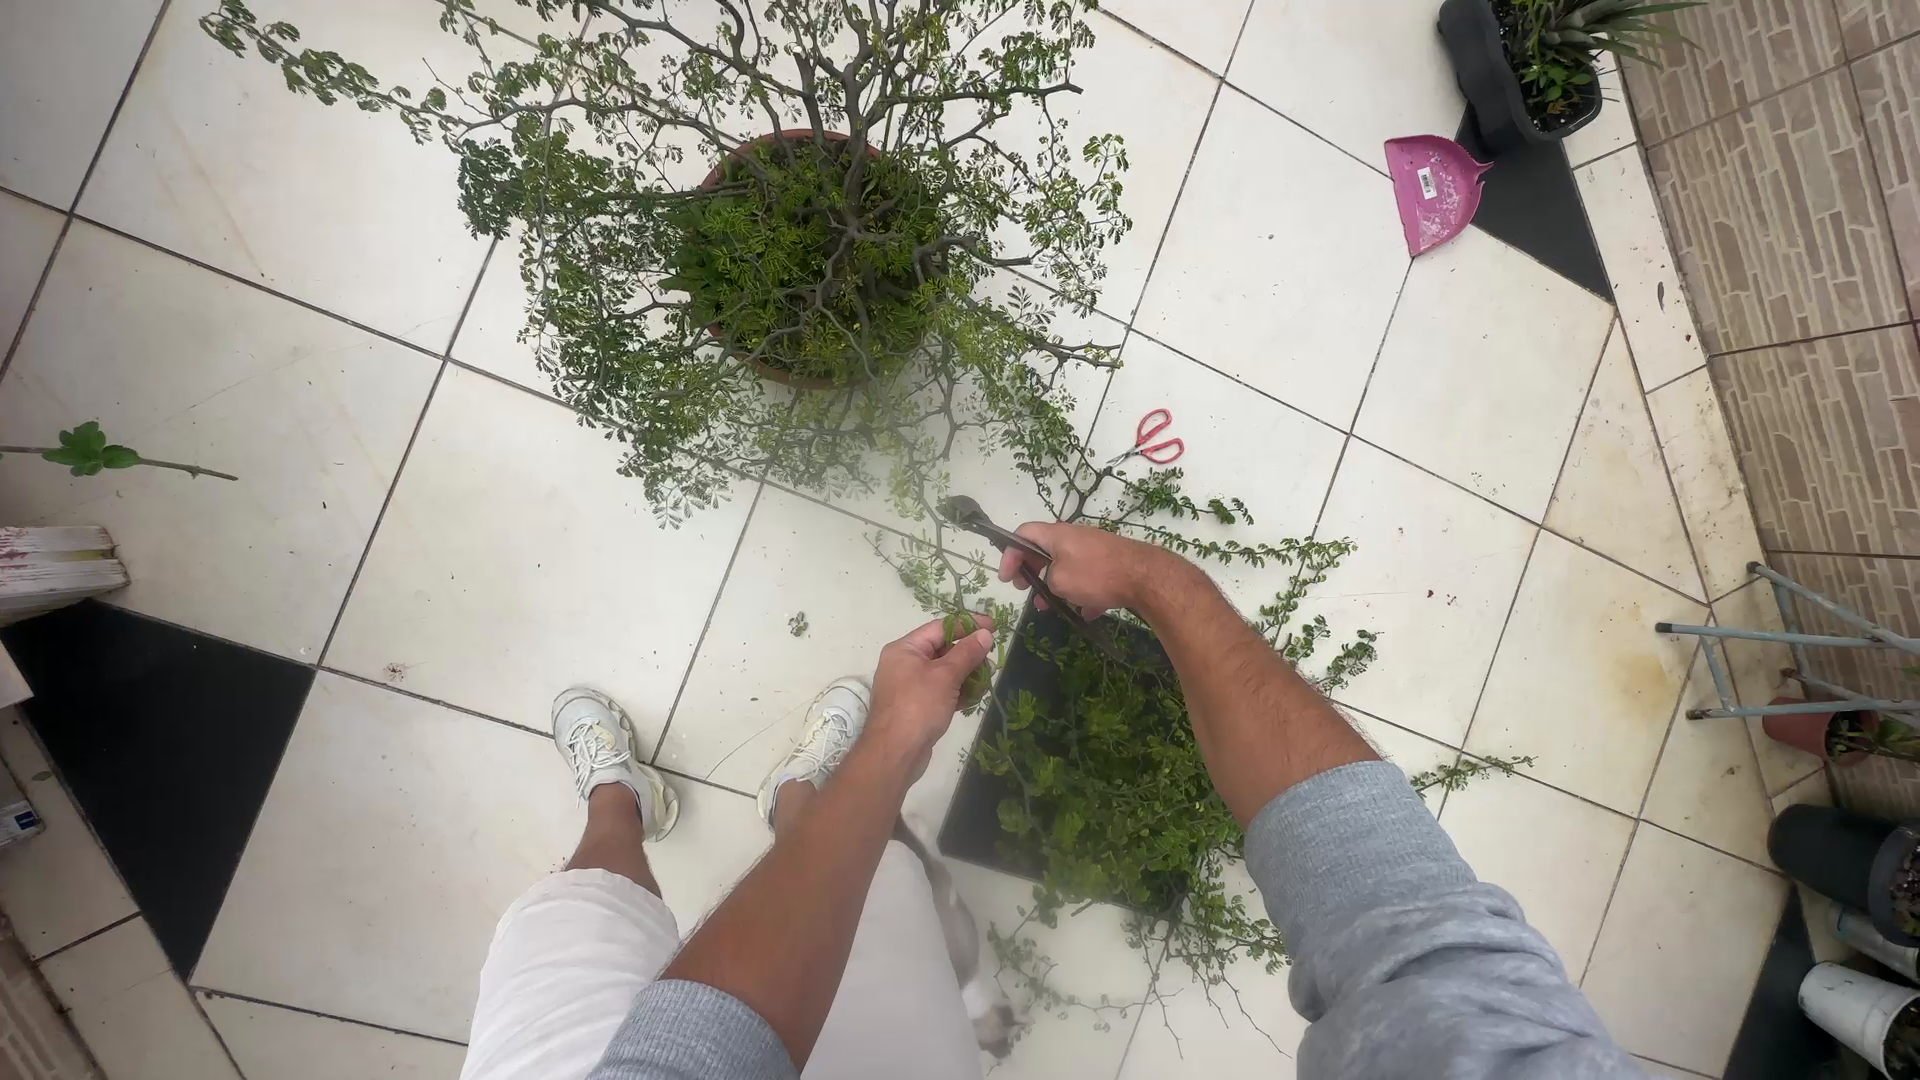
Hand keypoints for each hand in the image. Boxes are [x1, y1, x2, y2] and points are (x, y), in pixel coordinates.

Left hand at [863, 613, 994, 778]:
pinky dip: (957, 692)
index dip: (967, 625)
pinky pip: (941, 691)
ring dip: (966, 675)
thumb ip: (967, 653)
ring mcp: (910, 686)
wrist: (895, 754)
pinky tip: (974, 699)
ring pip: (944, 672)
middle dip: (969, 655)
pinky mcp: (917, 706)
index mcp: (905, 649)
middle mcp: (904, 663)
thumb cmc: (918, 707)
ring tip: (986, 681)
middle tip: (991, 660)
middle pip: (943, 649)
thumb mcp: (945, 676)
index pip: (940, 627)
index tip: (993, 627)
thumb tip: (985, 634)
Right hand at [994, 522, 1176, 615]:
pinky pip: (1088, 576)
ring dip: (1055, 585)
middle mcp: (1074, 537)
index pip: (1023, 533)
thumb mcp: (1059, 580)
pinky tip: (1087, 611)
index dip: (1009, 553)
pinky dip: (1082, 592)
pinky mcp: (1110, 563)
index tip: (1006, 577)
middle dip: (1031, 571)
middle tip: (1024, 589)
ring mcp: (1094, 549)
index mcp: (1057, 535)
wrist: (1145, 577)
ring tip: (1050, 606)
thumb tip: (1052, 582)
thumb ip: (1046, 579)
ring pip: (1066, 566)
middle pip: (1043, 550)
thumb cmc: (1096, 575)